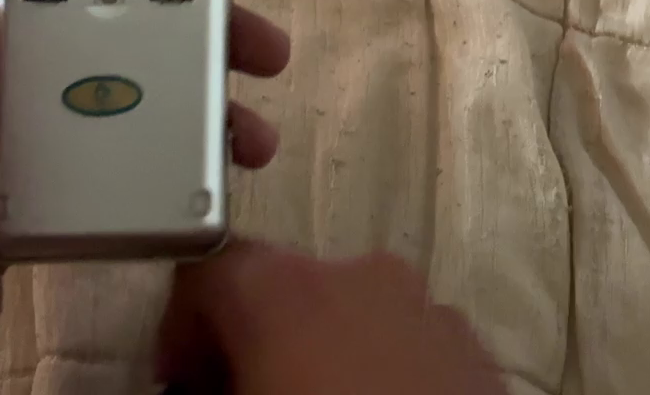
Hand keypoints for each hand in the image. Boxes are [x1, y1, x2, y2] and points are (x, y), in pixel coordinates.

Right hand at [157, 241, 509, 394]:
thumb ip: (203, 387)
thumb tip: (197, 384)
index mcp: (290, 293)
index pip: (211, 267)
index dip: (182, 321)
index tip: (179, 380)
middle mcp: (361, 274)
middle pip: (282, 288)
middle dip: (252, 343)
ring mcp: (426, 306)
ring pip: (346, 311)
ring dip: (317, 355)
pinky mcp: (471, 347)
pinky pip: (403, 337)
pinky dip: (376, 368)